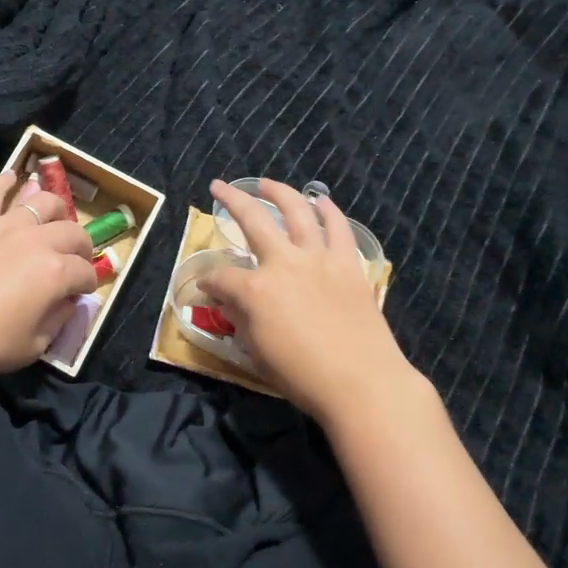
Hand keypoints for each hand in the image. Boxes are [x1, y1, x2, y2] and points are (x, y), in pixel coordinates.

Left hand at [0, 171, 97, 390]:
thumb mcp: (34, 346)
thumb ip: (59, 319)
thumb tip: (68, 301)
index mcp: (56, 272)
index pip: (86, 272)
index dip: (88, 284)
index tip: (81, 293)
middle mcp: (37, 240)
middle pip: (73, 232)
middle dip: (82, 247)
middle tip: (75, 261)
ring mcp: (5, 224)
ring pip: (43, 201)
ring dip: (57, 211)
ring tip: (54, 222)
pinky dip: (5, 181)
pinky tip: (12, 178)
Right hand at [199, 178, 414, 422]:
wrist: (363, 383)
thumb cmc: (302, 377)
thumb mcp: (257, 354)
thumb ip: (240, 321)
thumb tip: (229, 303)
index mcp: (255, 290)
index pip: (221, 278)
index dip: (208, 282)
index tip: (204, 288)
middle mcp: (284, 263)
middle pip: (253, 220)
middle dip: (232, 200)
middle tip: (219, 187)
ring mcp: (319, 259)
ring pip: (297, 211)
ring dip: (279, 192)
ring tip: (265, 184)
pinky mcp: (348, 265)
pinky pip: (338, 229)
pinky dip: (328, 211)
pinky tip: (320, 202)